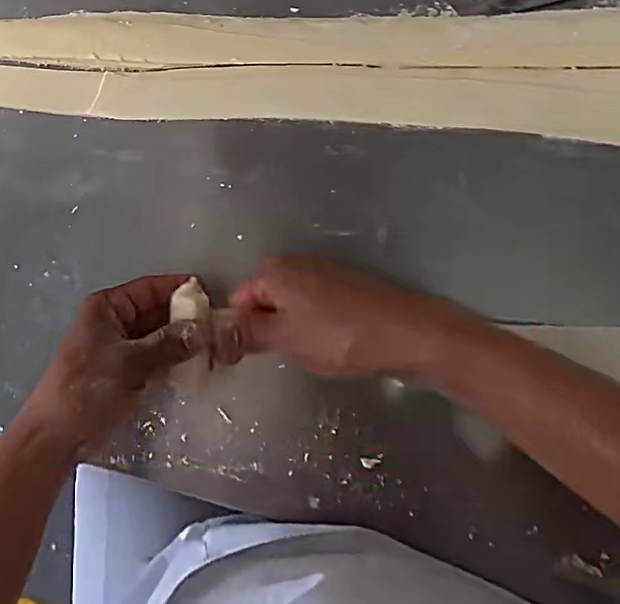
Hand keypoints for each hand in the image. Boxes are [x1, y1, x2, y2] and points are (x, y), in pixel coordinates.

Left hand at [16, 274, 204, 455]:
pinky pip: (155, 357)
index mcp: (107, 308)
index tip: (210, 294)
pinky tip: (196, 365)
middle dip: (185, 317)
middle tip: (219, 325)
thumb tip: (202, 330)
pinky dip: (173, 359)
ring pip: (158, 336)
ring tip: (214, 344)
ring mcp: (119, 348)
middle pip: (156, 311)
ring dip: (182, 340)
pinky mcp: (124, 372)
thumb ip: (167, 344)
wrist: (55, 437)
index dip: (178, 288)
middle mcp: (114, 322)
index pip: (149, 288)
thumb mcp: (128, 363)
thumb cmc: (86, 389)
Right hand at [232, 255, 471, 376]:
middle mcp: (292, 261)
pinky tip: (333, 341)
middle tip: (286, 354)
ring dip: (292, 326)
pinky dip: (314, 321)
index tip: (250, 358)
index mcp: (272, 271)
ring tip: (313, 350)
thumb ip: (246, 333)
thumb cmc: (338, 336)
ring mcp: (320, 269)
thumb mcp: (285, 339)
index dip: (240, 331)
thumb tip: (214, 331)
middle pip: (262, 299)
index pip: (237, 302)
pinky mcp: (342, 282)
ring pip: (288, 302)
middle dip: (267, 328)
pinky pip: (312, 302)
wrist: (405, 332)